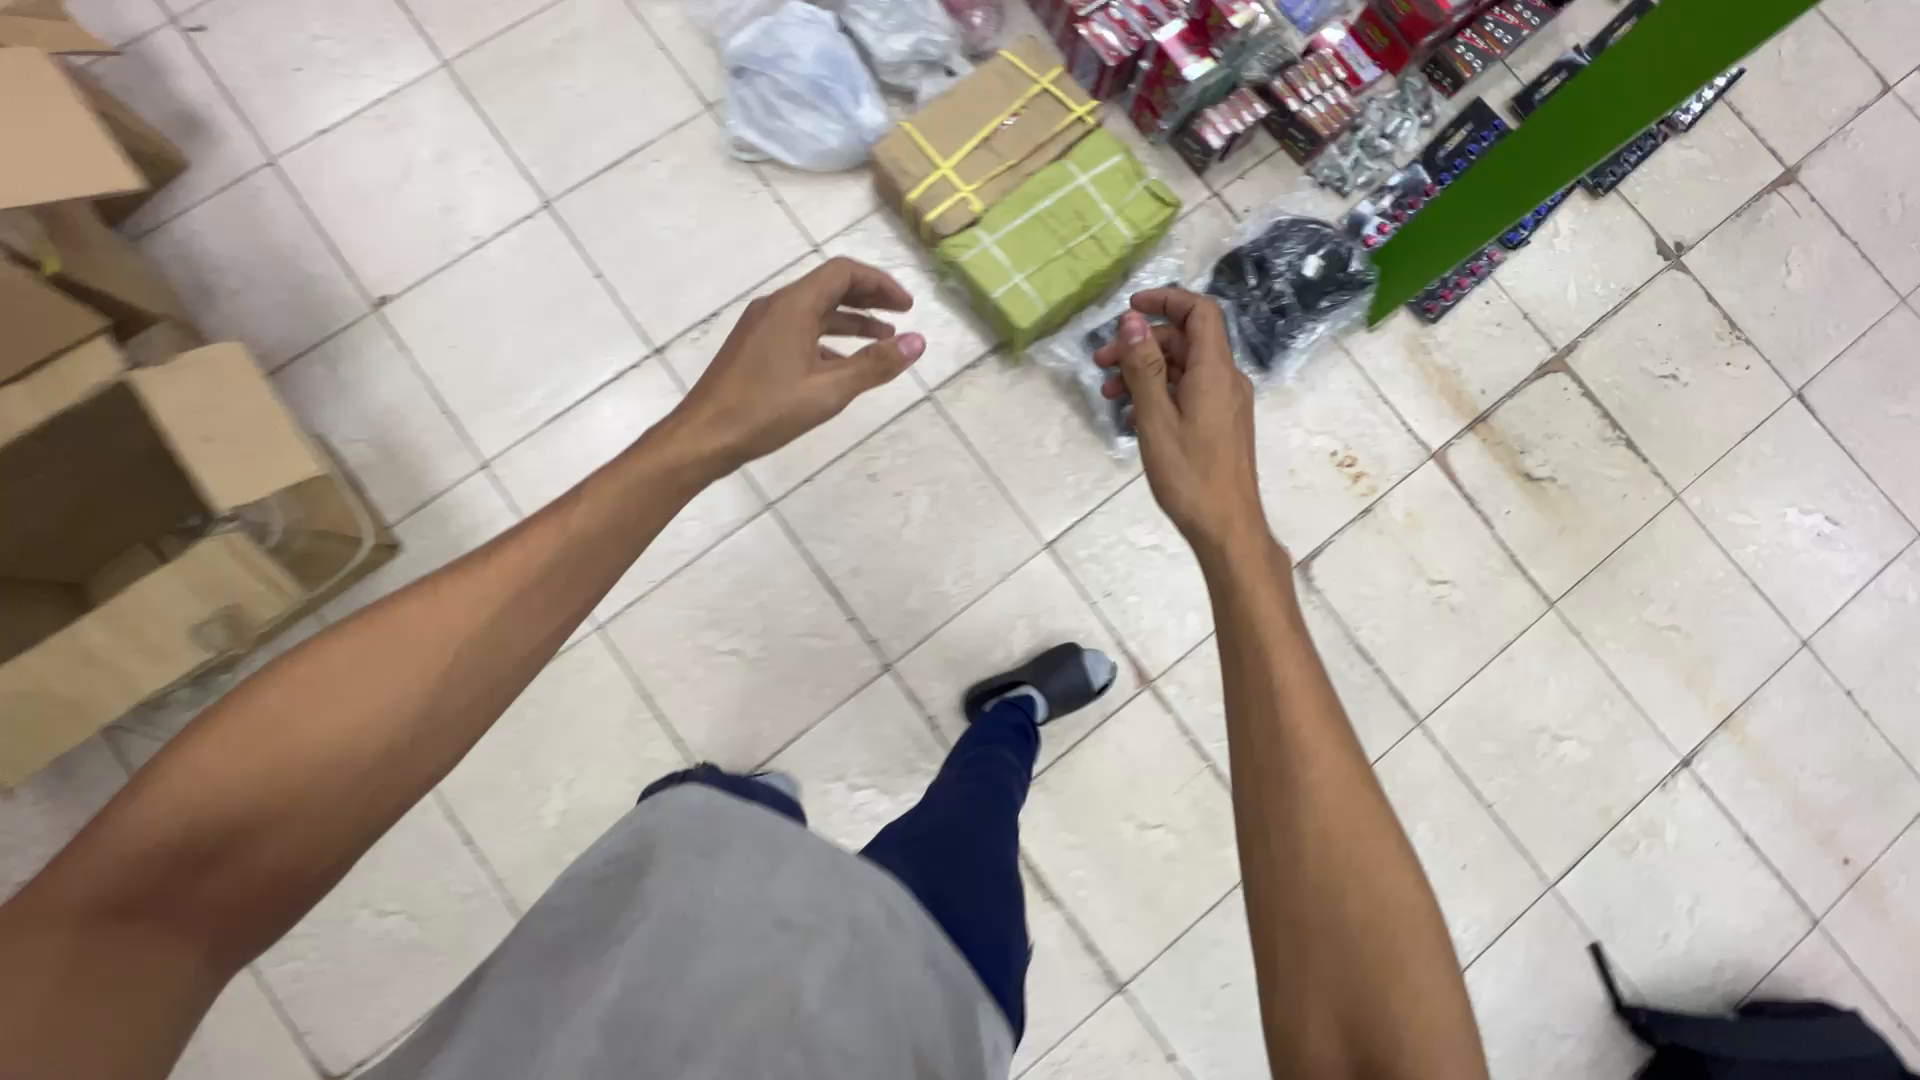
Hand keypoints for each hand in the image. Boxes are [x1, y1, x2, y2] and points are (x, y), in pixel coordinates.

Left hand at [671, 257, 922, 471]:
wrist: (704, 436)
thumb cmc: (767, 410)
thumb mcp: (829, 390)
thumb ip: (875, 364)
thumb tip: (918, 342)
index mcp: (794, 305)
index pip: (843, 272)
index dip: (880, 284)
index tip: (907, 307)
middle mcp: (777, 306)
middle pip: (829, 287)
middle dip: (869, 299)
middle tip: (900, 317)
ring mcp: (762, 327)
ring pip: (815, 311)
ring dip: (850, 321)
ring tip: (881, 341)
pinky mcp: (755, 348)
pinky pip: (799, 331)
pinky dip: (828, 340)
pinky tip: (843, 366)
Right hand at [1095, 289, 1269, 557]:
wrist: (1226, 526)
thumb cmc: (1189, 475)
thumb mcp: (1156, 419)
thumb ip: (1144, 367)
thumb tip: (1132, 321)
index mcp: (1214, 371)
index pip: (1199, 312)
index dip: (1166, 300)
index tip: (1129, 309)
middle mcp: (1225, 380)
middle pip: (1185, 341)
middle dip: (1142, 344)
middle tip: (1102, 363)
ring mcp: (1225, 403)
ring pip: (1183, 369)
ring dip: (1146, 371)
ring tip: (1109, 392)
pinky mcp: (1219, 424)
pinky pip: (1188, 393)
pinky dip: (1159, 393)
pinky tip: (1132, 415)